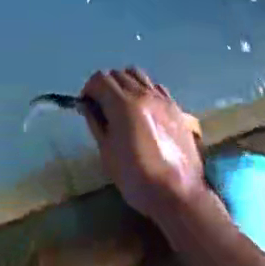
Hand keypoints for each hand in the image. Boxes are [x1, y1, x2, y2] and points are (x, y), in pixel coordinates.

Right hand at [80, 68, 206, 220]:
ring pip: (137, 75)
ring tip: (122, 106)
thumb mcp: (108, 153)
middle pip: (118, 74)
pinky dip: (143, 90)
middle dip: (105, 86)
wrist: (177, 191)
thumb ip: (97, 124)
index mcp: (123, 104)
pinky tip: (143, 110)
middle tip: (101, 107)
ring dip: (125, 83)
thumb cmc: (136, 178)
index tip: (87, 105)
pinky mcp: (174, 105)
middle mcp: (142, 93)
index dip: (89, 89)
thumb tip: (88, 106)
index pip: (100, 79)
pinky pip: (154, 86)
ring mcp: (161, 97)